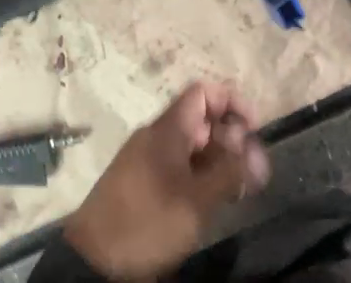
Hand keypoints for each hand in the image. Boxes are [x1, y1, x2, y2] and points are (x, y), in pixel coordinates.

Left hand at [63, 82, 270, 280]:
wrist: (95, 259)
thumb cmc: (148, 222)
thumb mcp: (196, 200)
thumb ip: (229, 171)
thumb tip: (254, 148)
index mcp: (167, 129)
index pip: (202, 93)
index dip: (232, 102)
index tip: (255, 129)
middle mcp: (157, 137)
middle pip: (201, 120)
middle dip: (232, 138)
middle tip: (254, 170)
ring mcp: (149, 160)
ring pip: (192, 147)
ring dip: (220, 160)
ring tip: (242, 187)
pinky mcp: (144, 183)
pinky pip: (180, 167)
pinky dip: (202, 176)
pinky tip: (217, 199)